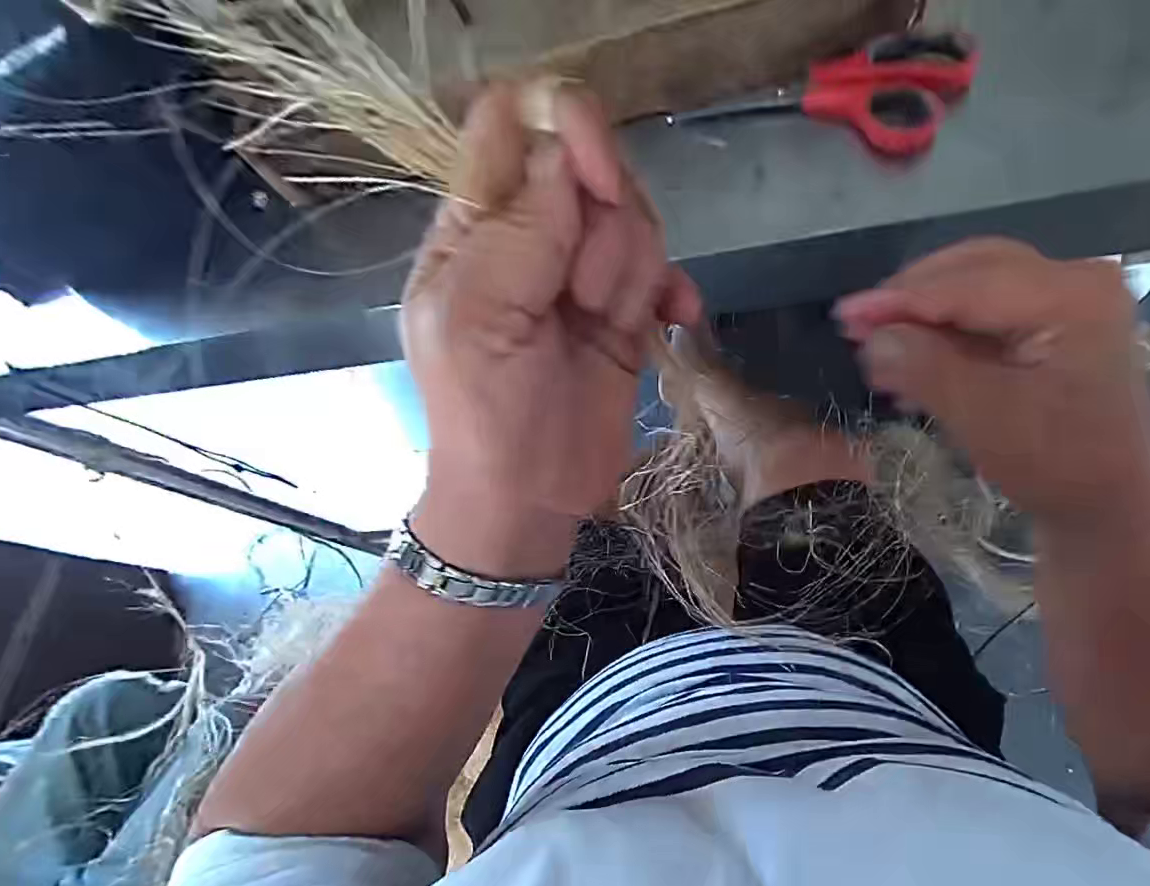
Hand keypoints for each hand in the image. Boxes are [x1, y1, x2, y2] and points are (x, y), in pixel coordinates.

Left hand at [401, 81, 699, 575]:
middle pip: (590, 169)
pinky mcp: (622, 320)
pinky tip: (674, 321)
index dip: (564, 129)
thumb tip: (566, 162)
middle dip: (603, 228)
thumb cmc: (484, 414)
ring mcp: (580, 281)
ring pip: (633, 222)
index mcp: (476, 229)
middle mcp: (532, 241)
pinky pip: (663, 274)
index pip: (513, 124)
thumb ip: (518, 235)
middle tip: (582, 300)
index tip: (597, 183)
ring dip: (631, 272)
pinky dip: (673, 292)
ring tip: (604, 326)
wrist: (526, 497)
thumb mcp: (475, 321)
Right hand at [834, 239, 1149, 529]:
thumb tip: (872, 337)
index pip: (968, 284)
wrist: (1108, 507)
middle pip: (974, 269)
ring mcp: (1070, 304)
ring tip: (878, 346)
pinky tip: (913, 360)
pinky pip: (989, 315)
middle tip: (856, 325)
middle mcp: (1077, 282)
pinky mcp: (1057, 329)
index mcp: (1071, 296)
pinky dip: (946, 334)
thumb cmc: (1055, 466)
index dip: (898, 299)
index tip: (843, 313)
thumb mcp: (984, 417)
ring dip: (924, 317)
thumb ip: (927, 368)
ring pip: (978, 289)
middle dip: (910, 298)